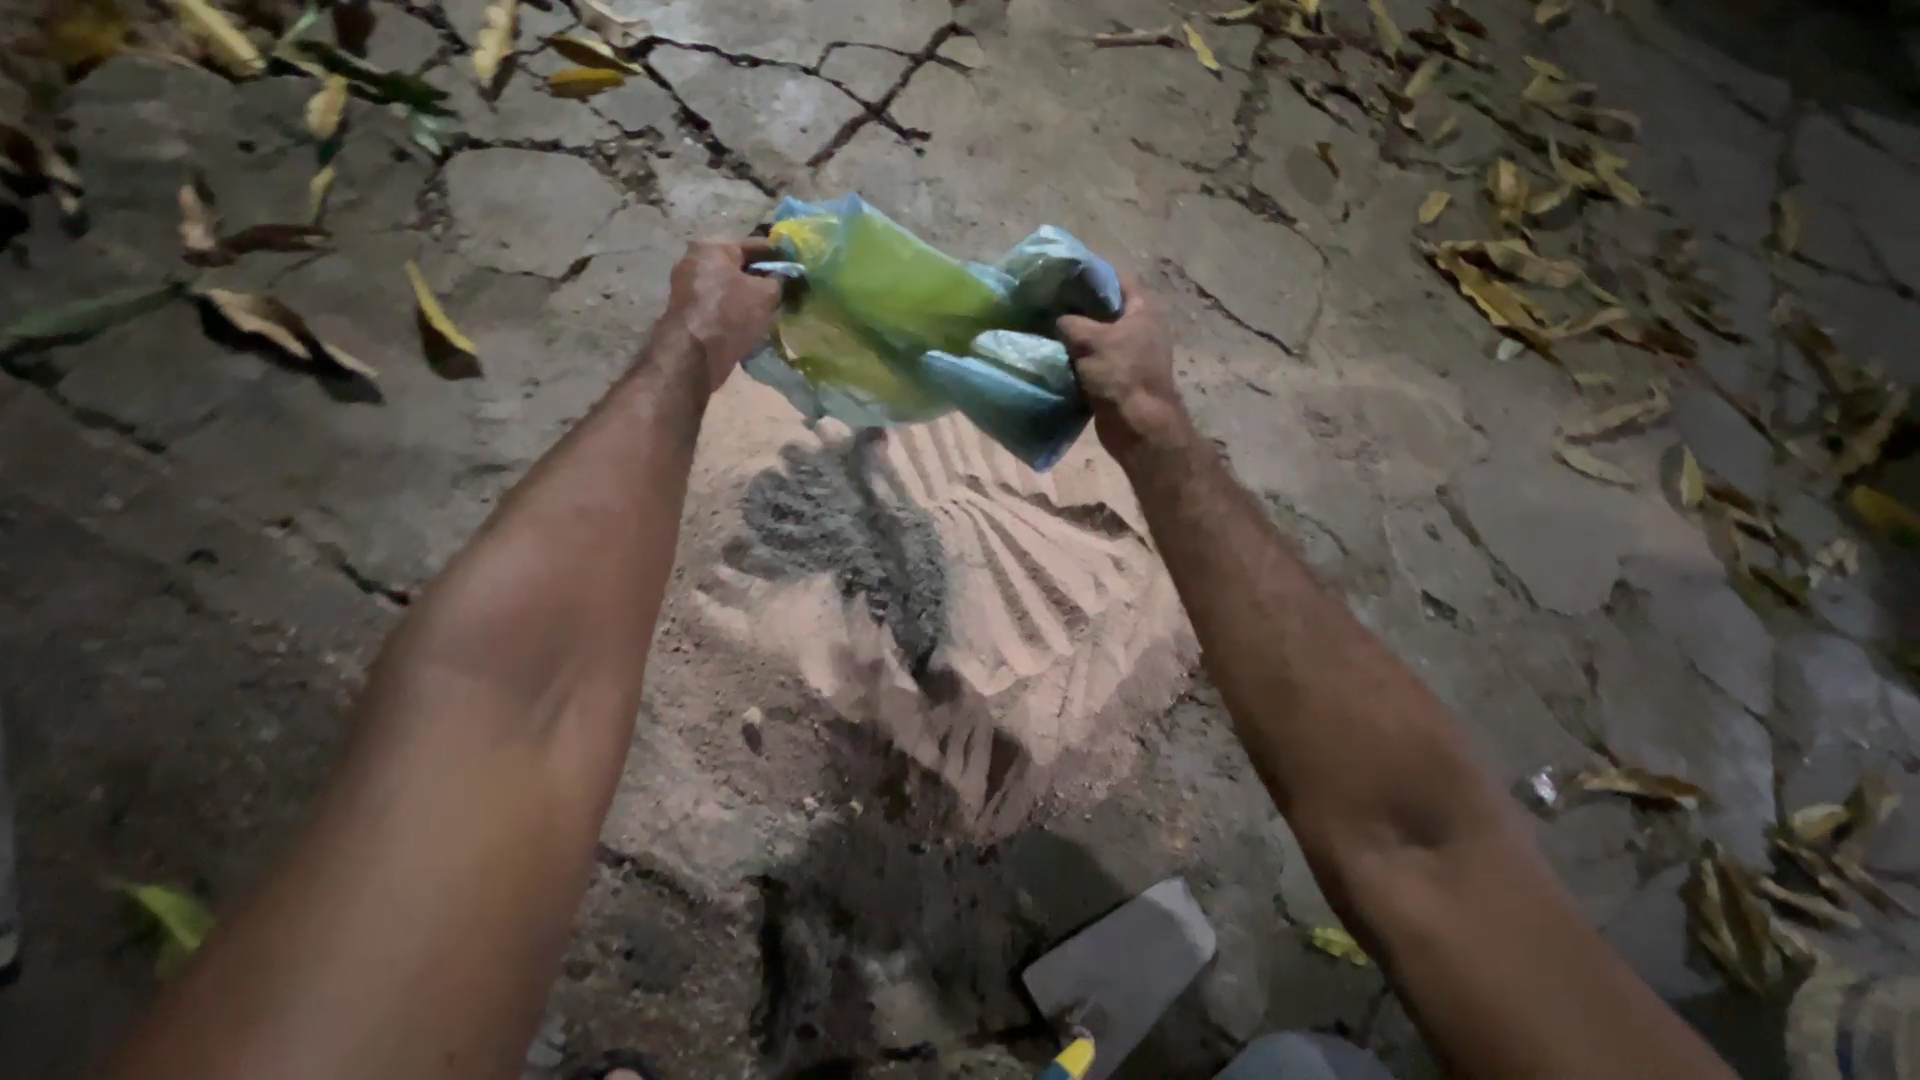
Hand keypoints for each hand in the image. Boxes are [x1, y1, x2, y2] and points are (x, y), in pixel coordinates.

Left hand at [657, 238, 783, 394]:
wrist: (694, 355)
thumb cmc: (731, 314)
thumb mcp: (766, 295)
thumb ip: (778, 281)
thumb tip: (781, 278)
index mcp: (712, 247)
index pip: (754, 245)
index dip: (777, 255)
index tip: (794, 265)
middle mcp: (694, 261)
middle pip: (737, 266)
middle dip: (760, 278)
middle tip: (783, 290)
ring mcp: (687, 288)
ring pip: (727, 287)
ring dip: (746, 297)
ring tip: (769, 309)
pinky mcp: (686, 312)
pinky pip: (718, 305)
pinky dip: (734, 311)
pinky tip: (750, 323)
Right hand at [1058, 276, 1191, 461]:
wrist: (1138, 425)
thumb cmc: (1121, 374)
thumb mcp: (1090, 340)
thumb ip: (1070, 323)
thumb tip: (1057, 320)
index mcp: (1143, 307)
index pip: (1114, 277)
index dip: (1086, 273)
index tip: (1058, 274)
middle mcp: (1140, 324)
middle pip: (1104, 305)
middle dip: (1076, 304)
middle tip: (1046, 300)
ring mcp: (1131, 350)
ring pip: (1096, 332)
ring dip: (1074, 332)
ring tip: (1045, 323)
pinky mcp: (1119, 373)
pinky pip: (1094, 356)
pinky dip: (1077, 354)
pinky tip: (1054, 350)